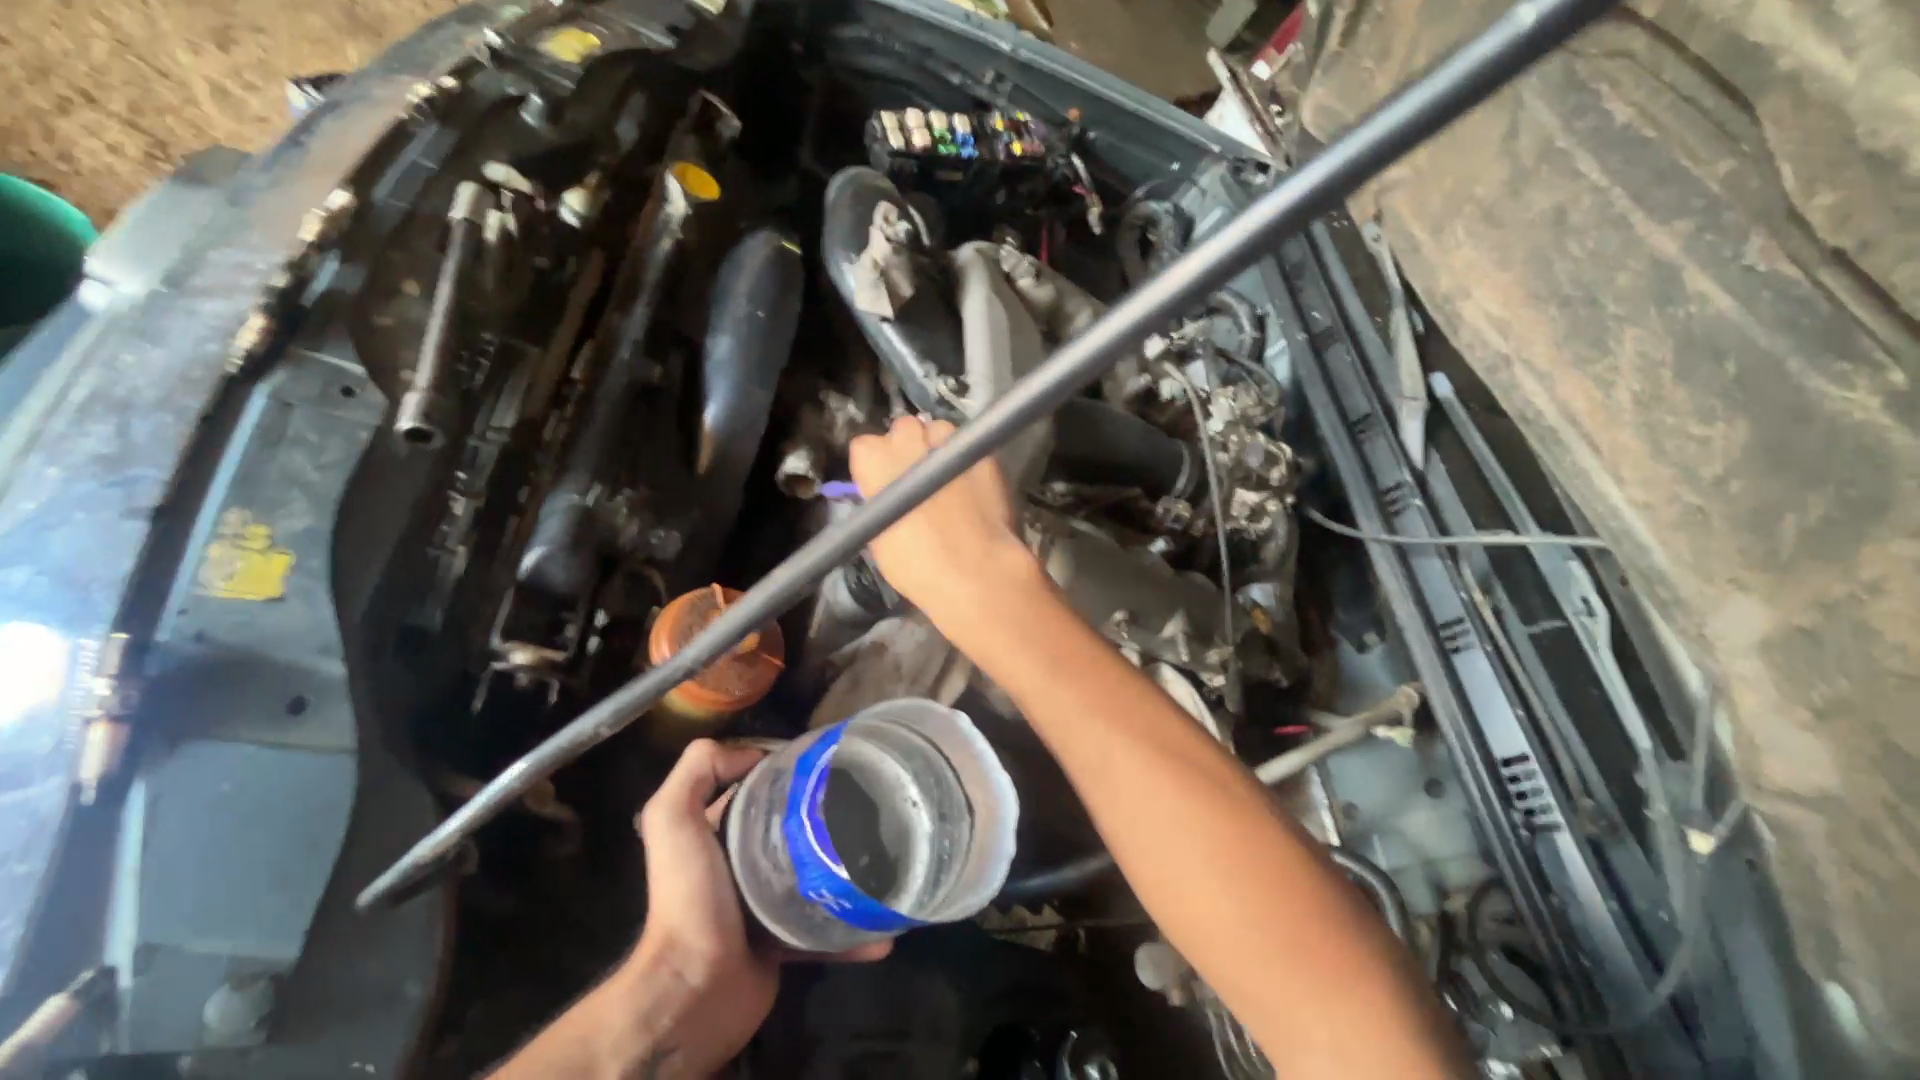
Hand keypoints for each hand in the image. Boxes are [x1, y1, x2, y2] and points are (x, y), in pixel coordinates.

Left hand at [612, 740, 888, 1077]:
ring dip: (849, 877)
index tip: (833, 766)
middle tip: (872, 812)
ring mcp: (763, 907)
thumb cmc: (688, 898)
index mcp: (716, 832)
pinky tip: (885, 932)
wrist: (693, 989)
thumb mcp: (673, 818)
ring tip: (887, 865)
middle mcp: (739, 865)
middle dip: (830, 822)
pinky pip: (825, 934)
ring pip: (815, 880)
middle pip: (793, 831)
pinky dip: (852, 936)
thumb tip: (754, 754)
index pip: (757, 788)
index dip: (790, 774)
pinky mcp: (782, 945)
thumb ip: (697, 769)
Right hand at [848, 417, 1043, 632]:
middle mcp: (909, 437)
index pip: (866, 447)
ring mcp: (951, 441)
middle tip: (918, 480)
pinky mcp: (985, 452)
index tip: (885, 485)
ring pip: (940, 433)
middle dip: (910, 449)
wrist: (974, 571)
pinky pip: (971, 449)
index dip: (877, 467)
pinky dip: (969, 463)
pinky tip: (974, 489)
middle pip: (905, 430)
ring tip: (949, 481)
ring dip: (941, 450)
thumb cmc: (914, 561)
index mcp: (873, 457)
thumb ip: (879, 501)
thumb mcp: (877, 534)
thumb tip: (887, 495)